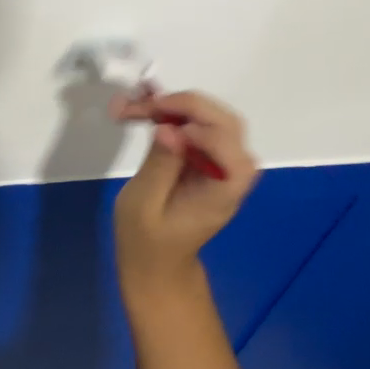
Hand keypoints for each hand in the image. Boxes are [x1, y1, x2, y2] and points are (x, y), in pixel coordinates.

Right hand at [108, 90, 259, 294]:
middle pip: (225, 121)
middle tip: (142, 103)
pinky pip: (198, 127)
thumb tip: (169, 128)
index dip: (194, 122)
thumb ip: (159, 166)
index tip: (154, 119)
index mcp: (223, 189)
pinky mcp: (206, 160)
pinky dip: (173, 114)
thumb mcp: (143, 206)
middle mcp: (232, 172)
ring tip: (137, 106)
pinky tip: (144, 111)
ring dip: (176, 105)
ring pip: (212, 118)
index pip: (226, 142)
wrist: (158, 265)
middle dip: (184, 104)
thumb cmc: (147, 241)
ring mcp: (222, 164)